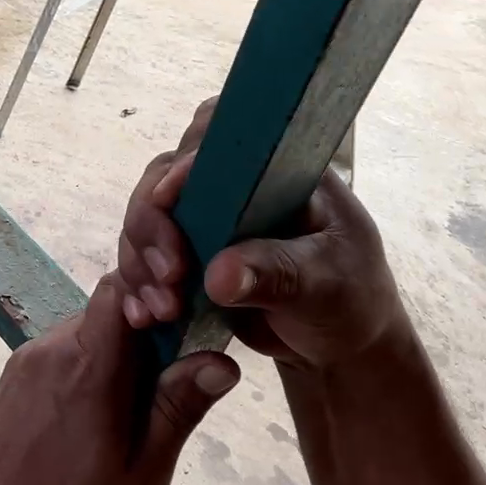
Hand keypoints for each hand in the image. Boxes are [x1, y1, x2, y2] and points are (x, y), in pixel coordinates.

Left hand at [0, 273, 239, 484]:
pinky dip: (89, 366)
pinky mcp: (14, 375)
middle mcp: (53, 346)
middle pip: (108, 310)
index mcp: (89, 363)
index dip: (156, 291)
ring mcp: (28, 358)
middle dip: (146, 332)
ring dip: (117, 354)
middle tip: (172, 381)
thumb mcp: (142, 473)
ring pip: (86, 331)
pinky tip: (96, 417)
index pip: (120, 287)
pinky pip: (63, 352)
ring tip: (135, 410)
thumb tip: (223, 360)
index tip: (186, 321)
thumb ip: (177, 408)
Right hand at [117, 97, 408, 369]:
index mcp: (273, 169)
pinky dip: (136, 282)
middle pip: (163, 176)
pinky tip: (142, 315)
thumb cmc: (349, 299)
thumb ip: (276, 275)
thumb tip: (218, 276)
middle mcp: (229, 184)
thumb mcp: (324, 286)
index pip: (215, 138)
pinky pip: (142, 255)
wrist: (339, 346)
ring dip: (140, 259)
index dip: (184, 163)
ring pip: (145, 217)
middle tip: (168, 275)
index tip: (167, 202)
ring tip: (161, 309)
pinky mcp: (184, 253)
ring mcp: (202, 218)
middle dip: (152, 224)